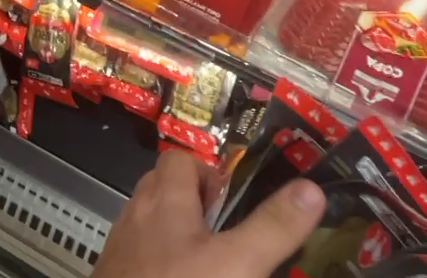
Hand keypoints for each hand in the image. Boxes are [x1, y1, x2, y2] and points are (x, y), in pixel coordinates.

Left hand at [92, 149, 324, 277]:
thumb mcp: (239, 264)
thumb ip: (273, 228)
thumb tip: (310, 190)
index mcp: (164, 198)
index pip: (180, 159)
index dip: (209, 174)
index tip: (236, 205)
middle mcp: (138, 212)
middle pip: (164, 188)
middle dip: (197, 204)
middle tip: (231, 239)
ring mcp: (123, 245)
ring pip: (152, 222)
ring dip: (179, 233)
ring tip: (214, 266)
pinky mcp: (117, 273)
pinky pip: (141, 253)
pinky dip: (162, 261)